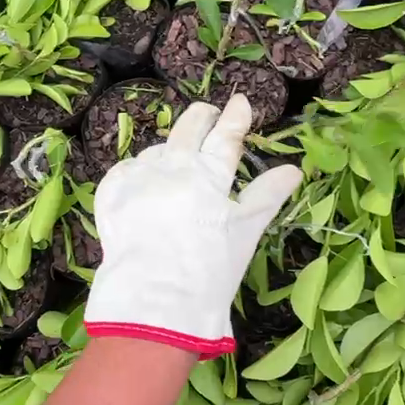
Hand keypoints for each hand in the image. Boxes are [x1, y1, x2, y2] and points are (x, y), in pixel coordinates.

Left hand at [85, 94, 303, 357]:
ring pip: (157, 150)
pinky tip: (146, 182)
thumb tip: (293, 169)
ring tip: (177, 162)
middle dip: (200, 117)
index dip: (235, 117)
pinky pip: (127, 170)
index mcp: (208, 178)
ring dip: (170, 150)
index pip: (225, 137)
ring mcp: (138, 179)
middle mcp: (172, 169)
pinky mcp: (111, 194)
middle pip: (188, 129)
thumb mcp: (244, 235)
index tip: (240, 101)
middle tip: (207, 113)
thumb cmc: (209, 273)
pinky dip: (139, 172)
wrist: (154, 303)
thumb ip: (266, 197)